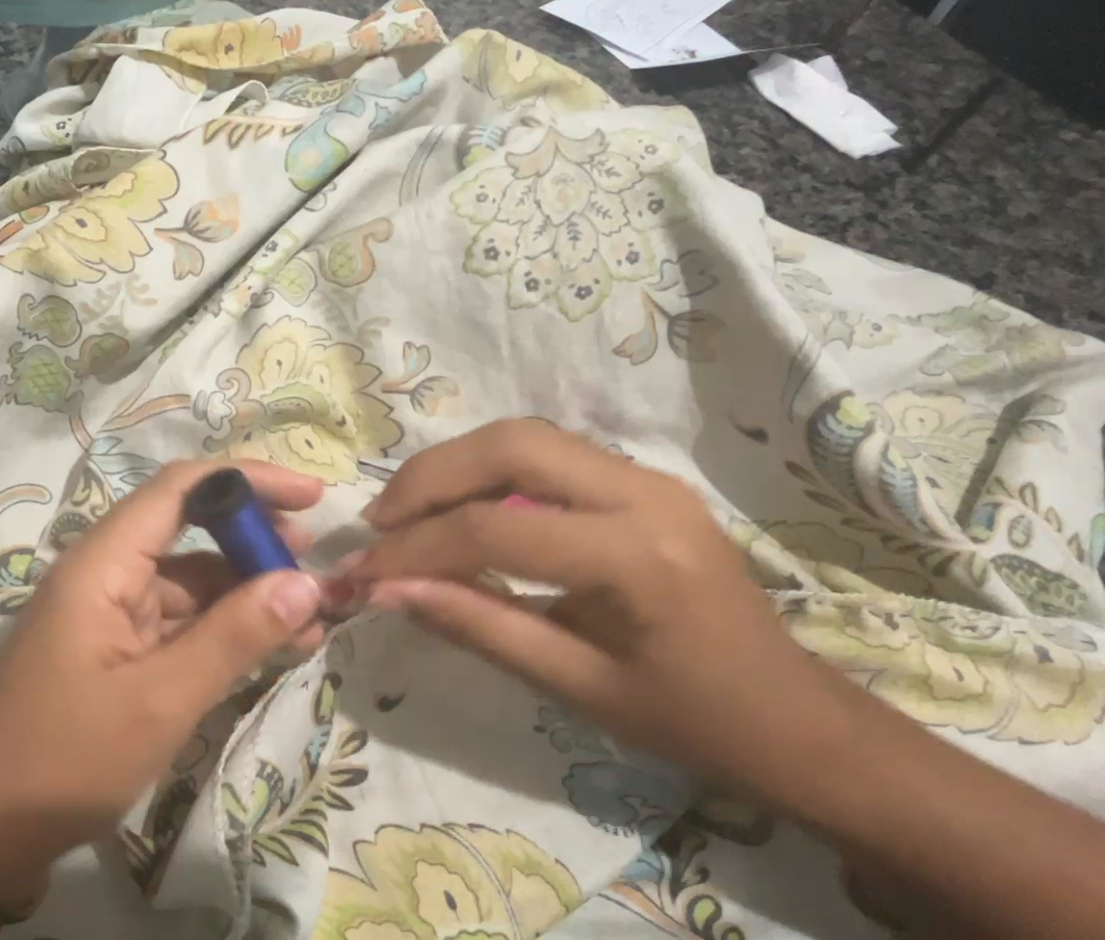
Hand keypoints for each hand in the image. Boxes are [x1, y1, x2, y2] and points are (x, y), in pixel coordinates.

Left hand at [0, 460, 325, 880]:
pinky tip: (268, 648)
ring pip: (186, 581)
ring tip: (311, 619)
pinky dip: (220, 630)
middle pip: (186, 532)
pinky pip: (175, 622)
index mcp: (101, 564)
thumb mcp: (161, 700)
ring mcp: (106, 615)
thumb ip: (234, 637)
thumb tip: (306, 583)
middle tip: (315, 569)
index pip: (179, 489)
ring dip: (245, 593)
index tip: (312, 498)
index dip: (247, 481)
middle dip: (253, 543)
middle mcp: (102, 575)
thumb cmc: (64, 758)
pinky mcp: (111, 652)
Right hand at [340, 419, 843, 789]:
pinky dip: (485, 472)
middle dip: (428, 479)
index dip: (415, 549)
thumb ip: (475, 624)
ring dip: (452, 467)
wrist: (793, 716)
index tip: (361, 573)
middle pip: (509, 446)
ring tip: (404, 514)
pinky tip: (457, 508)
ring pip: (523, 436)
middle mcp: (644, 494)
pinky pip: (545, 454)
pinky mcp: (640, 480)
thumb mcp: (573, 685)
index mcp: (636, 557)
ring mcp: (647, 477)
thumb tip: (385, 591)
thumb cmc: (687, 719)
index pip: (494, 531)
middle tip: (378, 524)